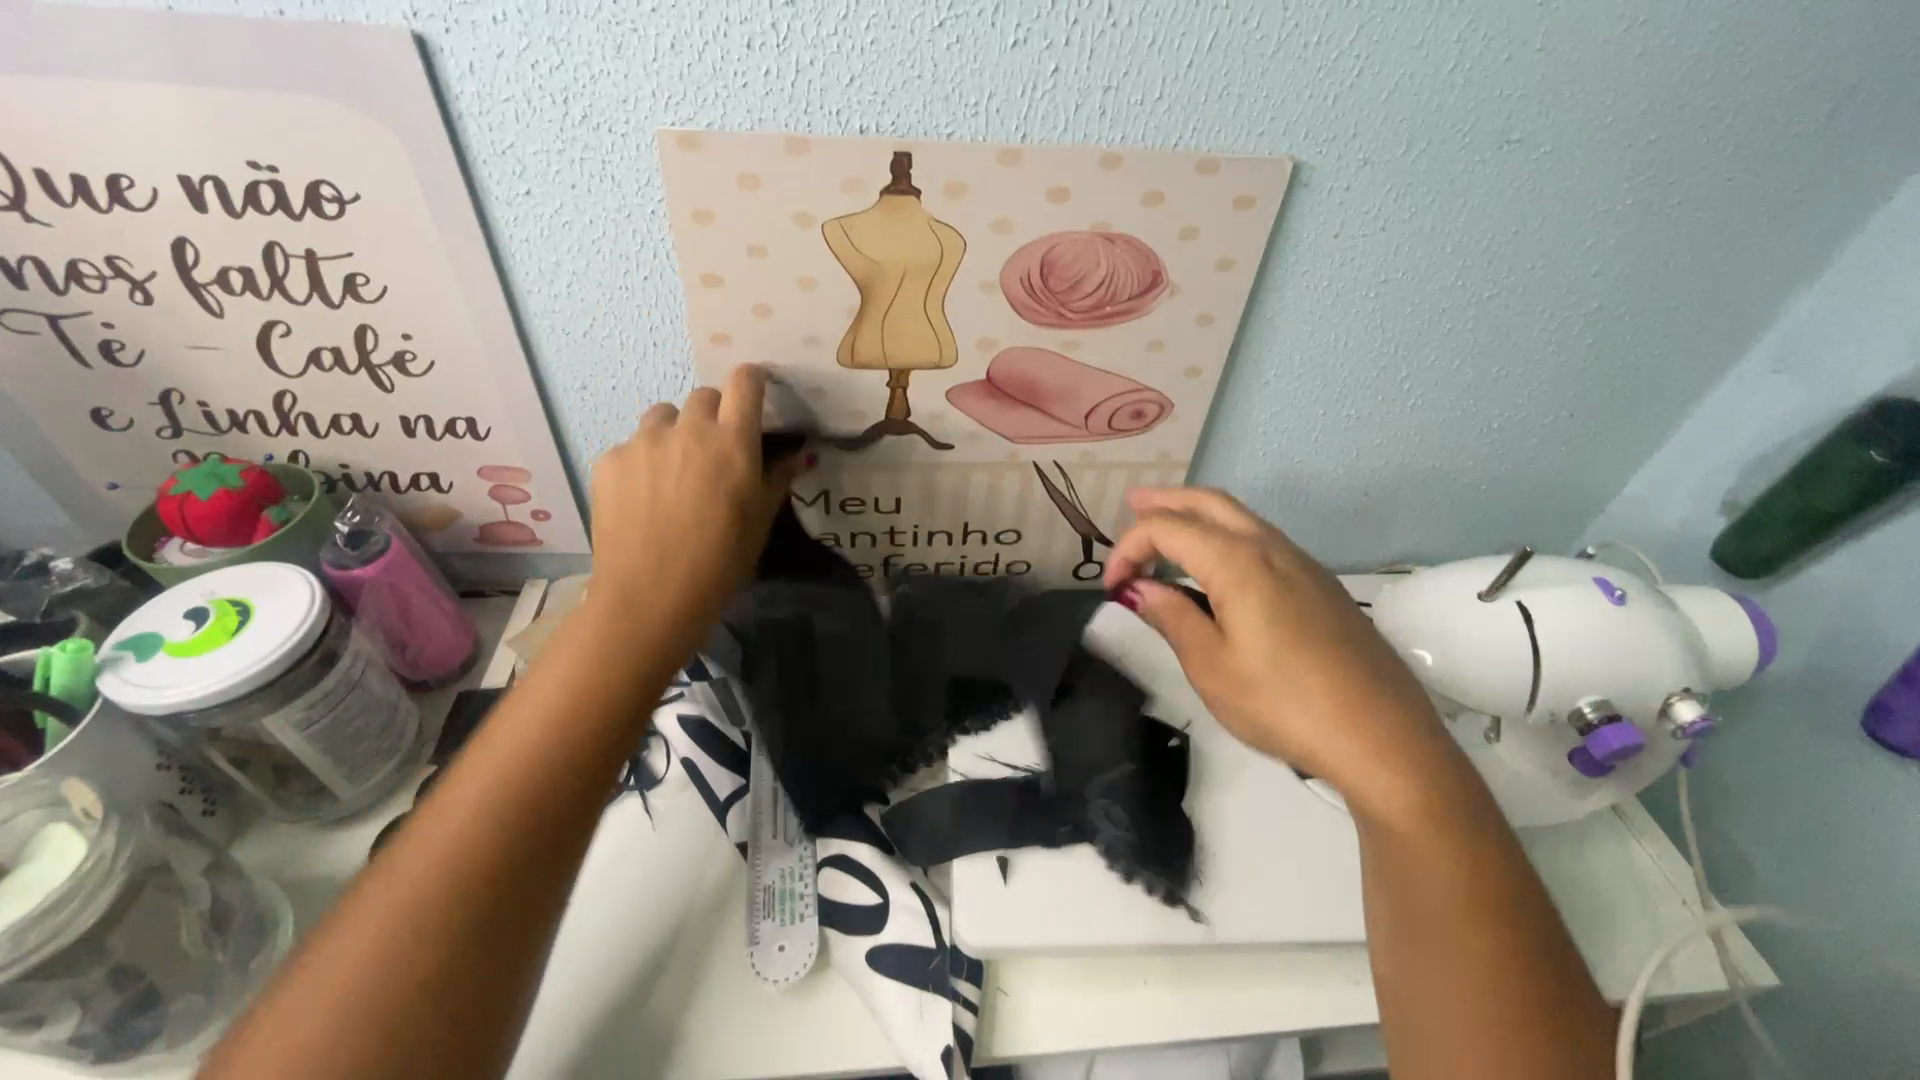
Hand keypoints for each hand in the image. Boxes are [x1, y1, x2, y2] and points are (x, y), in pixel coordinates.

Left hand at [587, 365, 803, 651]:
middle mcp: (687, 428)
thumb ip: (778, 477)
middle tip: (715, 452)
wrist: (650, 597)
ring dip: (675, 432)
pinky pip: (631, 447)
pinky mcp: (608, 460)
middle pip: (704, 396)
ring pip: (663, 417)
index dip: (752, 381)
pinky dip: (642, 462)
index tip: (755, 394)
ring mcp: (642, 442)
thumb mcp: (760, 521)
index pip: (744, 381)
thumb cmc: (720, 562)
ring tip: (675, 472)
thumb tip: (799, 453)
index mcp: (732, 440)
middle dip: (714, 414)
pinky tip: (644, 499)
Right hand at [1103, 488, 1462, 811]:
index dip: (1129, 549)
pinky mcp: (1321, 586)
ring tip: (1169, 528)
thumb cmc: (1283, 702)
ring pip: (1241, 517)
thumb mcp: (1211, 666)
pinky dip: (1228, 535)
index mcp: (1237, 561)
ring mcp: (1303, 564)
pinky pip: (1263, 540)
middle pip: (1210, 503)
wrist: (1380, 734)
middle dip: (1167, 501)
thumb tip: (1139, 589)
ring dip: (1199, 515)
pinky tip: (1219, 567)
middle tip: (1133, 505)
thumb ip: (1172, 617)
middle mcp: (1271, 547)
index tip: (1112, 589)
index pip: (1167, 530)